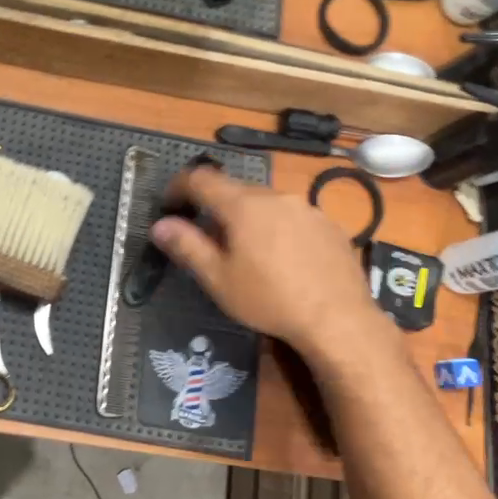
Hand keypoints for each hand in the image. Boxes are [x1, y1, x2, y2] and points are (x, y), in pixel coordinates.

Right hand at [150, 167, 380, 350]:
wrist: (338, 319)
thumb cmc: (269, 299)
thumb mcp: (218, 278)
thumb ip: (186, 246)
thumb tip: (160, 225)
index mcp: (243, 205)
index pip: (201, 179)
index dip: (178, 186)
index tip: (168, 205)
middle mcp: (276, 196)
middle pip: (235, 189)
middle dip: (214, 206)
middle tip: (205, 236)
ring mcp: (307, 208)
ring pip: (265, 202)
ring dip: (247, 217)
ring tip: (245, 250)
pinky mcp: (329, 225)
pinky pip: (291, 216)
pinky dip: (276, 227)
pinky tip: (280, 258)